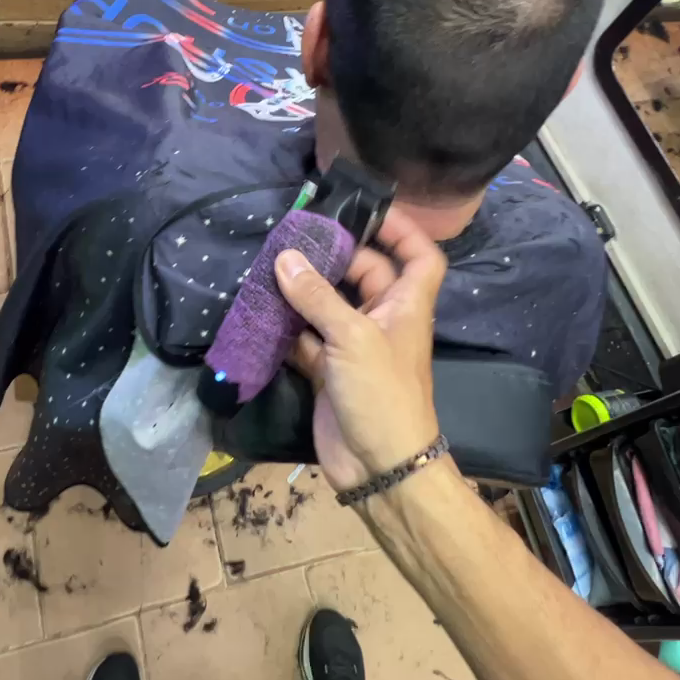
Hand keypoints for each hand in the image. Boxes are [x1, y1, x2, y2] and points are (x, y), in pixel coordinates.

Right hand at [275, 208, 446, 491]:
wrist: (380, 467)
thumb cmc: (383, 393)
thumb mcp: (352, 337)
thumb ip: (317, 297)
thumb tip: (285, 258)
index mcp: (405, 305)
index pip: (419, 257)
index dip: (403, 231)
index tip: (370, 211)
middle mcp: (381, 319)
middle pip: (362, 274)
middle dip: (332, 256)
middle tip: (294, 238)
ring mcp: (353, 344)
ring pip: (327, 304)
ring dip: (302, 290)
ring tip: (268, 266)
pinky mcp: (327, 370)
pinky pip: (305, 337)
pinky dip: (286, 326)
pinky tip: (260, 310)